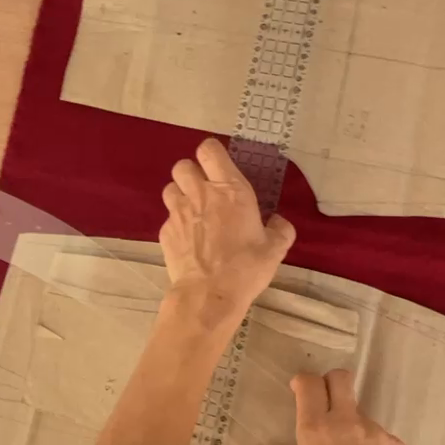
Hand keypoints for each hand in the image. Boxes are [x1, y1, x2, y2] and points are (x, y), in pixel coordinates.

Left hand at [159, 138, 294, 326]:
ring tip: (192, 211)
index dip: (211, 154)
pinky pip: (167, 218)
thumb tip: (278, 222)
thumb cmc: (246, 267)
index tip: (219, 167)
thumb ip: (279, 230)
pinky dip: (175, 223)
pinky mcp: (165, 231)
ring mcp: (178, 212)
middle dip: (191, 173)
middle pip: (183, 165)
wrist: (209, 294)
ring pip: (170, 188)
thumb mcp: (275, 249)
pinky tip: (187, 239)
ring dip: (180, 194)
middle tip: (204, 190)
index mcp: (230, 190)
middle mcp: (200, 194)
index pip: (209, 150)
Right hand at [250, 369, 424, 444]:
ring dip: (351, 424)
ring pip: (360, 412)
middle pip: (340, 378)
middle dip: (330, 383)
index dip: (303, 382)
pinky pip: (380, 436)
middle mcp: (346, 422)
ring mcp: (375, 432)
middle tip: (325, 404)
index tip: (299, 391)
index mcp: (315, 430)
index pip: (310, 383)